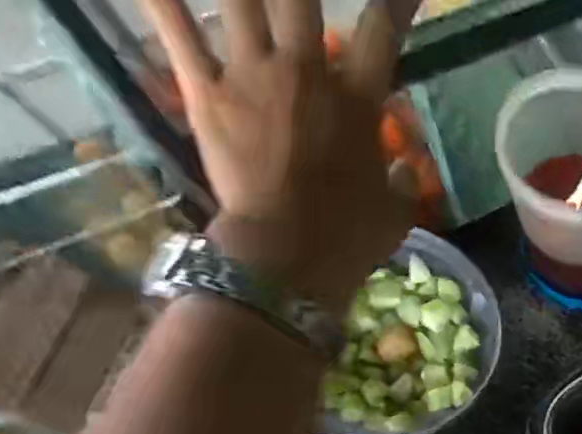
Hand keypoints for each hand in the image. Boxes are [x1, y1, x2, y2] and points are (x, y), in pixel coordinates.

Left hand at [140, 0, 417, 307]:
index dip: (399, 0)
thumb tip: (404, 170)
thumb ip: (403, 186)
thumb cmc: (346, 242)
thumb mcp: (394, 219)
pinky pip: (177, 31)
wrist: (287, 260)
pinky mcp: (207, 96)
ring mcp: (252, 77)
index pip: (383, 30)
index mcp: (357, 101)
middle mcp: (305, 72)